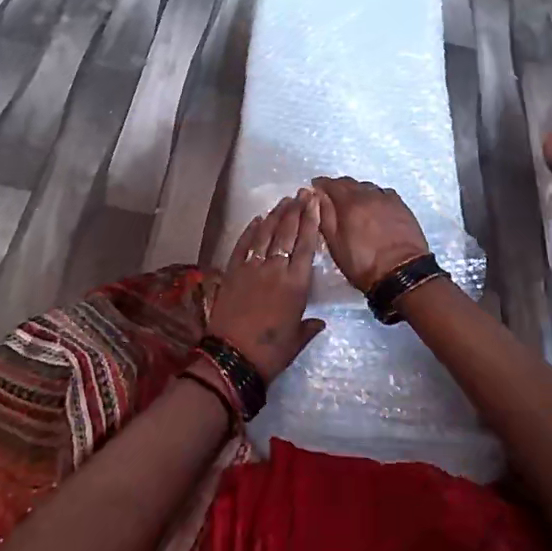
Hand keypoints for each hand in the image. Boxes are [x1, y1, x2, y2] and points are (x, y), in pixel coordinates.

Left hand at [206, 190, 326, 381]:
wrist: (232, 358)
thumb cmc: (270, 353)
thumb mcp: (296, 340)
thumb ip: (308, 327)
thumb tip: (319, 322)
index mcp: (296, 284)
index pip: (306, 244)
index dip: (311, 220)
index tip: (314, 202)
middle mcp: (275, 269)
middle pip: (286, 232)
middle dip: (295, 210)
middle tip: (300, 193)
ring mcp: (251, 268)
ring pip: (265, 234)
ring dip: (275, 215)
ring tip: (283, 201)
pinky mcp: (232, 273)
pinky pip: (243, 246)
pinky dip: (250, 231)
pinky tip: (257, 219)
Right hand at [311, 176, 430, 290]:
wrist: (402, 273)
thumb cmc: (363, 263)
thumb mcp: (335, 244)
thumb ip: (325, 217)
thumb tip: (318, 196)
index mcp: (349, 203)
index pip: (331, 184)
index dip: (321, 185)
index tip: (316, 188)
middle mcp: (368, 195)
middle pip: (350, 183)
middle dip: (339, 187)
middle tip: (332, 197)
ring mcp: (387, 199)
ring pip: (368, 188)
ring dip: (358, 192)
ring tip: (354, 204)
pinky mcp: (402, 207)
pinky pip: (384, 195)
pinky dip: (375, 197)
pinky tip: (375, 207)